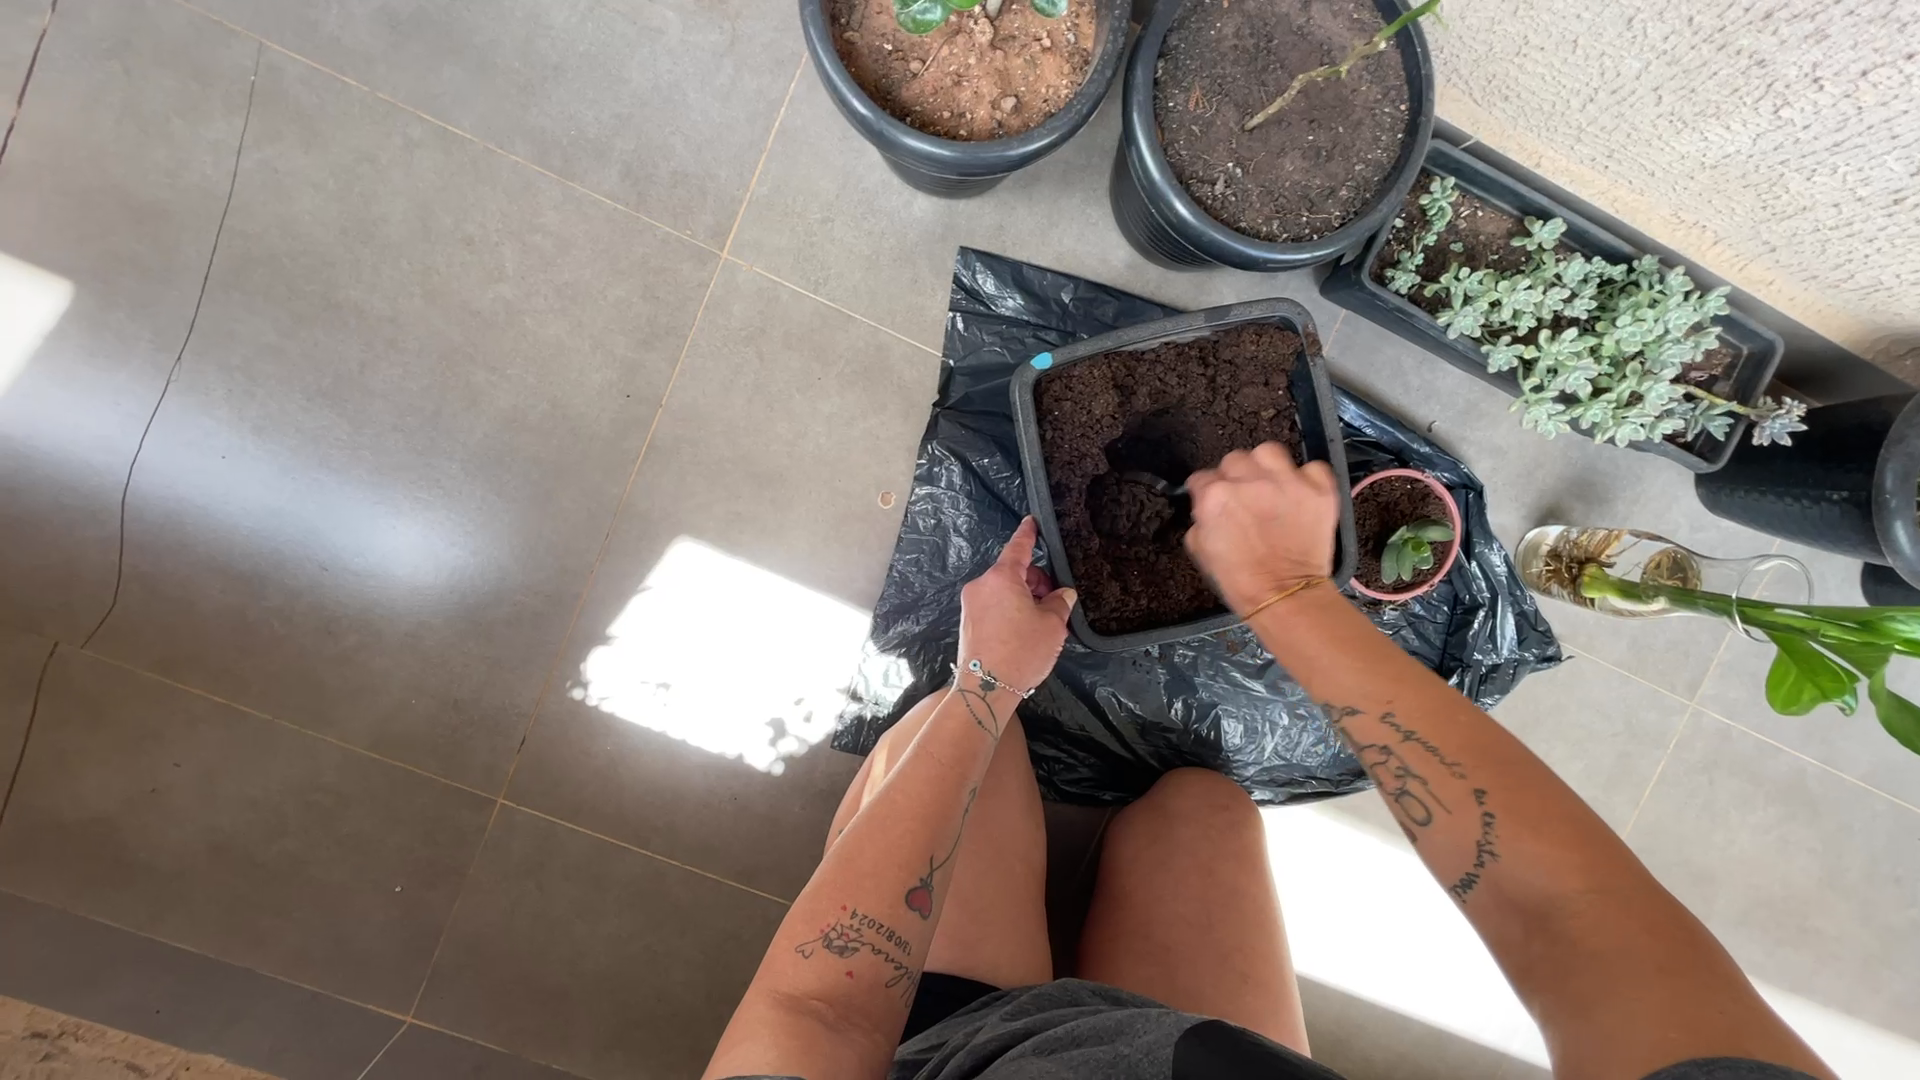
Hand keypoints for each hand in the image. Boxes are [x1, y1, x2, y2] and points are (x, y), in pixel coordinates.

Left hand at [957, 517, 1076, 693]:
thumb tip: (1063, 594)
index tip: (1031, 522)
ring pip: (1004, 591)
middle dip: (1036, 582)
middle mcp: (981, 585)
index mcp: (1001, 577)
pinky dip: (1010, 610)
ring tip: (1042, 624)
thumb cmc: (1020, 653)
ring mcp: (971, 604)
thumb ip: (1060, 603)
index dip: (1028, 533)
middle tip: (1055, 603)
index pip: (1018, 547)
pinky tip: (1025, 632)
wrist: (985, 688)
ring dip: (1024, 598)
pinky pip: (994, 606)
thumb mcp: (1052, 625)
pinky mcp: (968, 622)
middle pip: (1014, 572)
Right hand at [1184, 442, 1338, 614]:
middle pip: (1234, 460)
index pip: (1202, 478)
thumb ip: (1200, 518)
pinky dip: (1306, 478)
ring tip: (1269, 484)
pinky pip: (1312, 467)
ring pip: (1269, 452)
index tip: (1211, 500)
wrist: (1284, 595)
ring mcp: (1287, 482)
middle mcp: (1249, 481)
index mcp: (1215, 496)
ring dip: (1265, 466)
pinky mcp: (1319, 490)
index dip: (1205, 490)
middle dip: (1234, 476)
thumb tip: (1206, 506)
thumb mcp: (1199, 548)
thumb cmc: (1237, 578)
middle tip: (1242, 495)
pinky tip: (1299, 493)